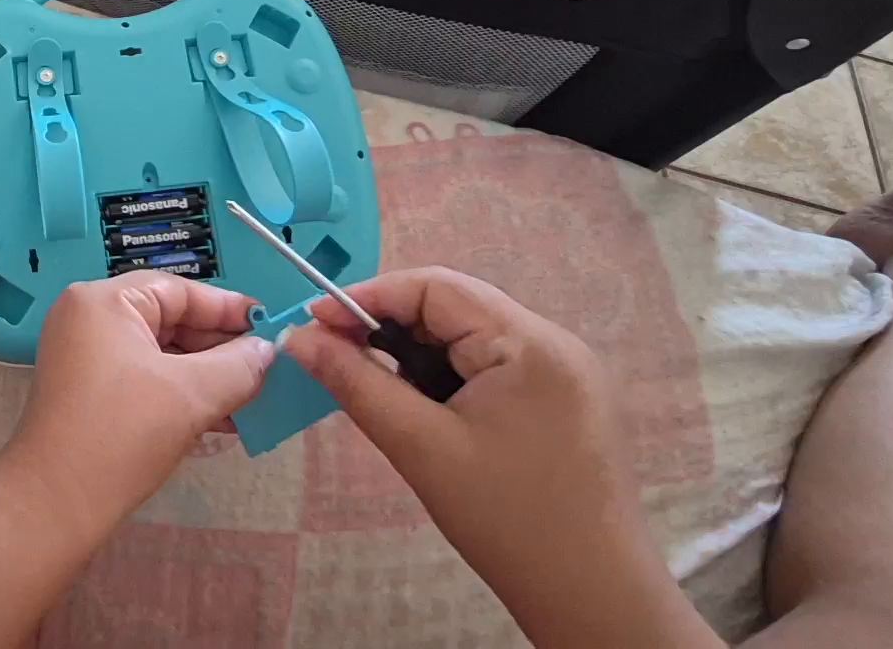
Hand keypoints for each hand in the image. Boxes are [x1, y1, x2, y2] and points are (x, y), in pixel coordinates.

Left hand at [0, 271, 277, 524]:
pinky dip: (181, 392)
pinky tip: (223, 419)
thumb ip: (238, 366)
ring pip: (160, 353)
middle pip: (169, 319)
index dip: (228, 309)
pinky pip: (145, 377)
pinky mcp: (89, 389)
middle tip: (269, 368)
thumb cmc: (122, 432)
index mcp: (104, 300)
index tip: (271, 326)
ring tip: (255, 397)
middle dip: (220, 348)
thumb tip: (269, 350)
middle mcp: (90, 317)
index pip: (178, 291)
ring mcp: (86, 354)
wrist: (55, 502)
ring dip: (206, 375)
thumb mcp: (190, 394)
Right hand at [283, 267, 720, 648]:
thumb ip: (353, 380)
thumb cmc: (507, 520)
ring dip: (408, 350)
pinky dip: (436, 372)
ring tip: (369, 381)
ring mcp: (559, 371)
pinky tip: (413, 403)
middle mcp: (552, 343)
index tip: (315, 321)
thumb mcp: (417, 444)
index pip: (434, 287)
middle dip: (384, 324)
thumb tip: (297, 337)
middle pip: (448, 306)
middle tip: (332, 350)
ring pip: (460, 334)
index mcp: (531, 343)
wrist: (595, 606)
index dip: (367, 296)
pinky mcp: (554, 398)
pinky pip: (479, 362)